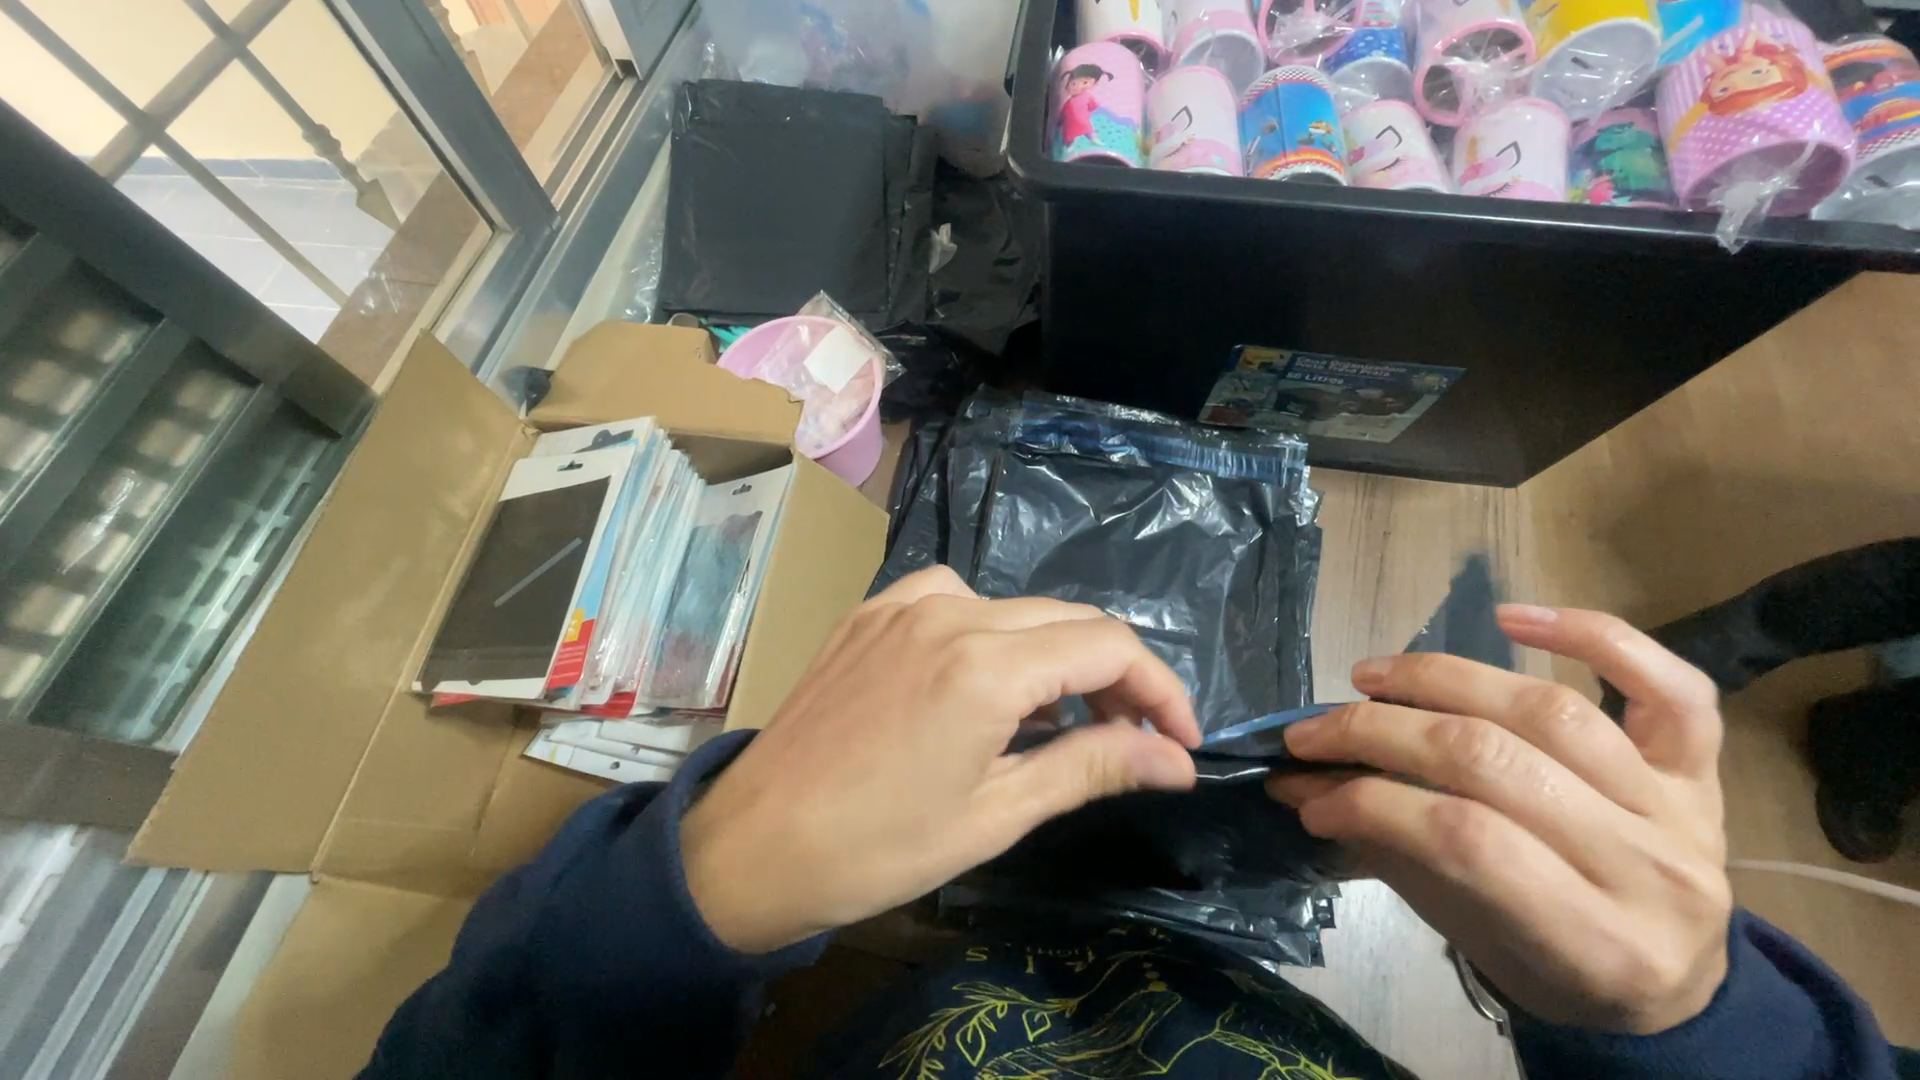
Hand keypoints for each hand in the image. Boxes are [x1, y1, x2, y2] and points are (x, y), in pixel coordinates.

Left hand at [681, 567, 1201, 952]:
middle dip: (1114, 676)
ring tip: (1056, 718)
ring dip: (1054, 654)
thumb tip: (1176, 760)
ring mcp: (902, 605)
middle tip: (1129, 739)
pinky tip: (981, 679)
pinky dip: (992, 634)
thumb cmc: (879, 848)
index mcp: (986, 663)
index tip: (1179, 741)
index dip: (1159, 690)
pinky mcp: (870, 612)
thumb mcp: (997, 814)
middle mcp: (949, 611)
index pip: (1109, 646)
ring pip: (1015, 608)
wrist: (754, 845)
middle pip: (1067, 620)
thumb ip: (1091, 766)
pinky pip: (955, 601)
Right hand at [1268, 605, 1732, 1033]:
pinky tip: (1509, 618)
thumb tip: (1295, 784)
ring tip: (1371, 677)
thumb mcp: (1458, 925)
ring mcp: (1681, 810)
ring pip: (1550, 711)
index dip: (1368, 802)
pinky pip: (1670, 689)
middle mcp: (1649, 867)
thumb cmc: (1547, 965)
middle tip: (1313, 732)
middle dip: (1379, 733)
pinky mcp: (1701, 770)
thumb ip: (1383, 847)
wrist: (1668, 988)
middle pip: (1493, 760)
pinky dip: (1591, 636)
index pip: (1464, 839)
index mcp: (1593, 939)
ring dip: (1442, 679)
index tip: (1304, 790)